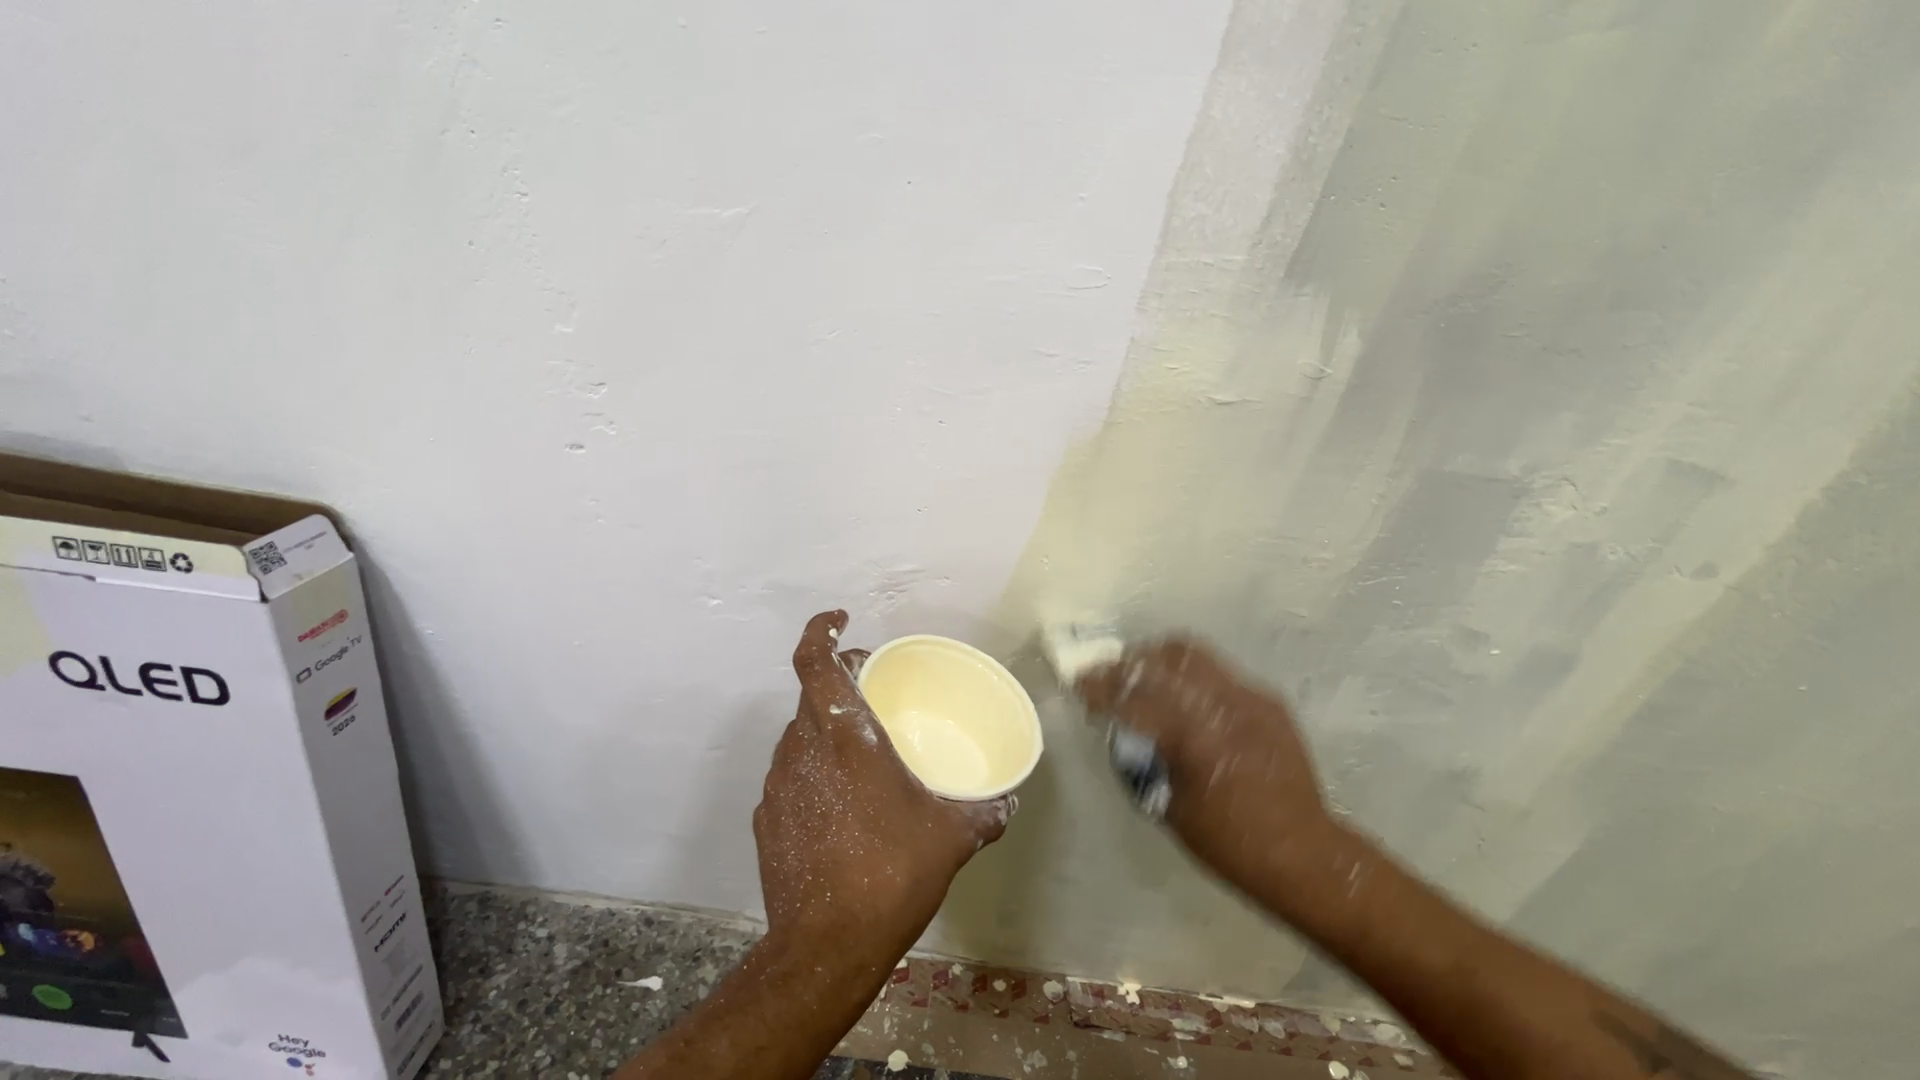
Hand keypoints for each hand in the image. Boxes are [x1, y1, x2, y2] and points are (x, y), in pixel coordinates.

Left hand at [754, 611, 1011, 960]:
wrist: (826, 946)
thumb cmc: (892, 873)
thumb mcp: (951, 838)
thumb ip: (984, 813)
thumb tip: (1007, 804)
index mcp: (844, 737)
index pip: (814, 662)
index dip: (820, 631)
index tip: (841, 620)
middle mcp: (802, 750)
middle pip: (810, 695)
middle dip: (839, 681)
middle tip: (873, 688)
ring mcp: (776, 785)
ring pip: (799, 736)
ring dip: (827, 730)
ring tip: (863, 753)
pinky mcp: (766, 818)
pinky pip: (792, 776)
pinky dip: (814, 772)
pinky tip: (842, 804)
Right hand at [1076, 640, 1333, 894]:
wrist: (1304, 853)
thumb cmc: (1228, 843)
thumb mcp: (1167, 805)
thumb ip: (1143, 759)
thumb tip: (1124, 731)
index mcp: (1194, 736)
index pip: (1134, 696)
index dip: (1100, 687)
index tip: (1079, 685)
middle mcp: (1224, 705)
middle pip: (1166, 657)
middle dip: (1131, 662)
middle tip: (1110, 675)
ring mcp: (1251, 698)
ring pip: (1196, 657)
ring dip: (1162, 662)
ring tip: (1144, 678)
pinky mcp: (1270, 702)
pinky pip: (1222, 676)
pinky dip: (1194, 681)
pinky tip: (1188, 703)